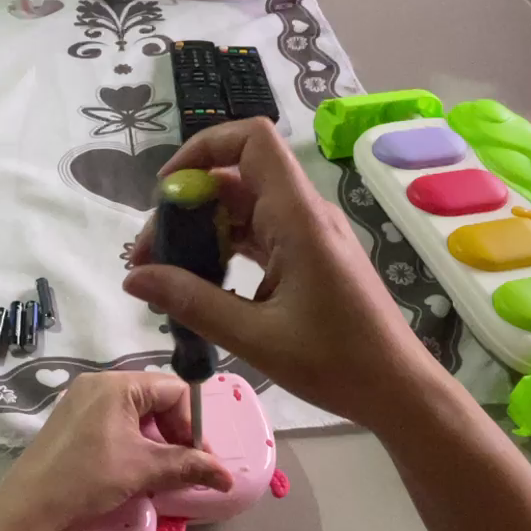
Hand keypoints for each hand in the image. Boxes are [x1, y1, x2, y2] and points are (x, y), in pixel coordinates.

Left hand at [0, 372, 231, 530]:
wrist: (29, 505)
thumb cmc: (87, 477)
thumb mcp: (143, 470)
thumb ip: (188, 466)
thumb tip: (226, 476)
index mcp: (117, 385)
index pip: (173, 390)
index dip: (191, 424)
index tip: (197, 458)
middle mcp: (98, 384)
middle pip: (155, 399)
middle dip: (174, 433)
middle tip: (181, 468)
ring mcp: (81, 401)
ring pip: (135, 413)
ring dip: (154, 441)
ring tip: (157, 473)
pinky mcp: (71, 421)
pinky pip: (114, 421)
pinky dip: (131, 442)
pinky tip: (131, 470)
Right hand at [124, 118, 443, 427]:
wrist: (396, 388)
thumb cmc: (335, 363)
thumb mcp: (254, 337)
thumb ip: (192, 302)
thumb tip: (134, 278)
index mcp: (297, 218)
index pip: (251, 142)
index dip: (203, 149)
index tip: (164, 190)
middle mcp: (303, 214)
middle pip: (235, 179)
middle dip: (185, 207)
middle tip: (148, 257)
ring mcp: (307, 235)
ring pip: (243, 209)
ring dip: (201, 232)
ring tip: (164, 273)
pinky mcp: (308, 256)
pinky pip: (257, 235)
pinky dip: (224, 250)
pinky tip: (200, 283)